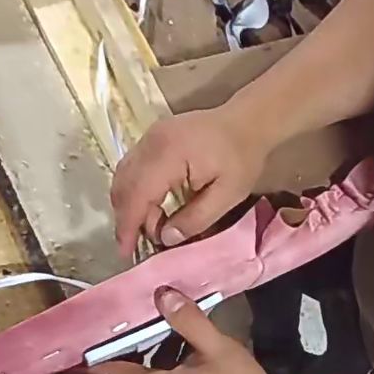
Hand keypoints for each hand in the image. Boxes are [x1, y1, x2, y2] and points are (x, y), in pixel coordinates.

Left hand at [84, 287, 289, 373]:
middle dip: (114, 347)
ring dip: (144, 347)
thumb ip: (188, 320)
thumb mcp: (215, 347)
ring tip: (144, 317)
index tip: (58, 359)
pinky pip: (163, 373)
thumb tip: (161, 293)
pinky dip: (163, 354)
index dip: (84, 365)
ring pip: (147, 370)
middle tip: (103, 321)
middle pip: (125, 370)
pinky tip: (178, 334)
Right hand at [111, 107, 271, 252]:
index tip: (126, 252)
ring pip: (124, 176)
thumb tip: (166, 238)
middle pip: (124, 185)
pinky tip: (151, 209)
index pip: (136, 194)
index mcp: (168, 155)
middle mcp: (151, 142)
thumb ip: (196, 218)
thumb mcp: (228, 195)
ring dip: (130, 206)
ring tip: (147, 229)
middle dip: (127, 219)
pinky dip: (135, 191)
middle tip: (138, 245)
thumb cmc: (242, 157)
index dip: (128, 225)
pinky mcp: (153, 138)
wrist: (249, 121)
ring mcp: (150, 137)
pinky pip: (133, 168)